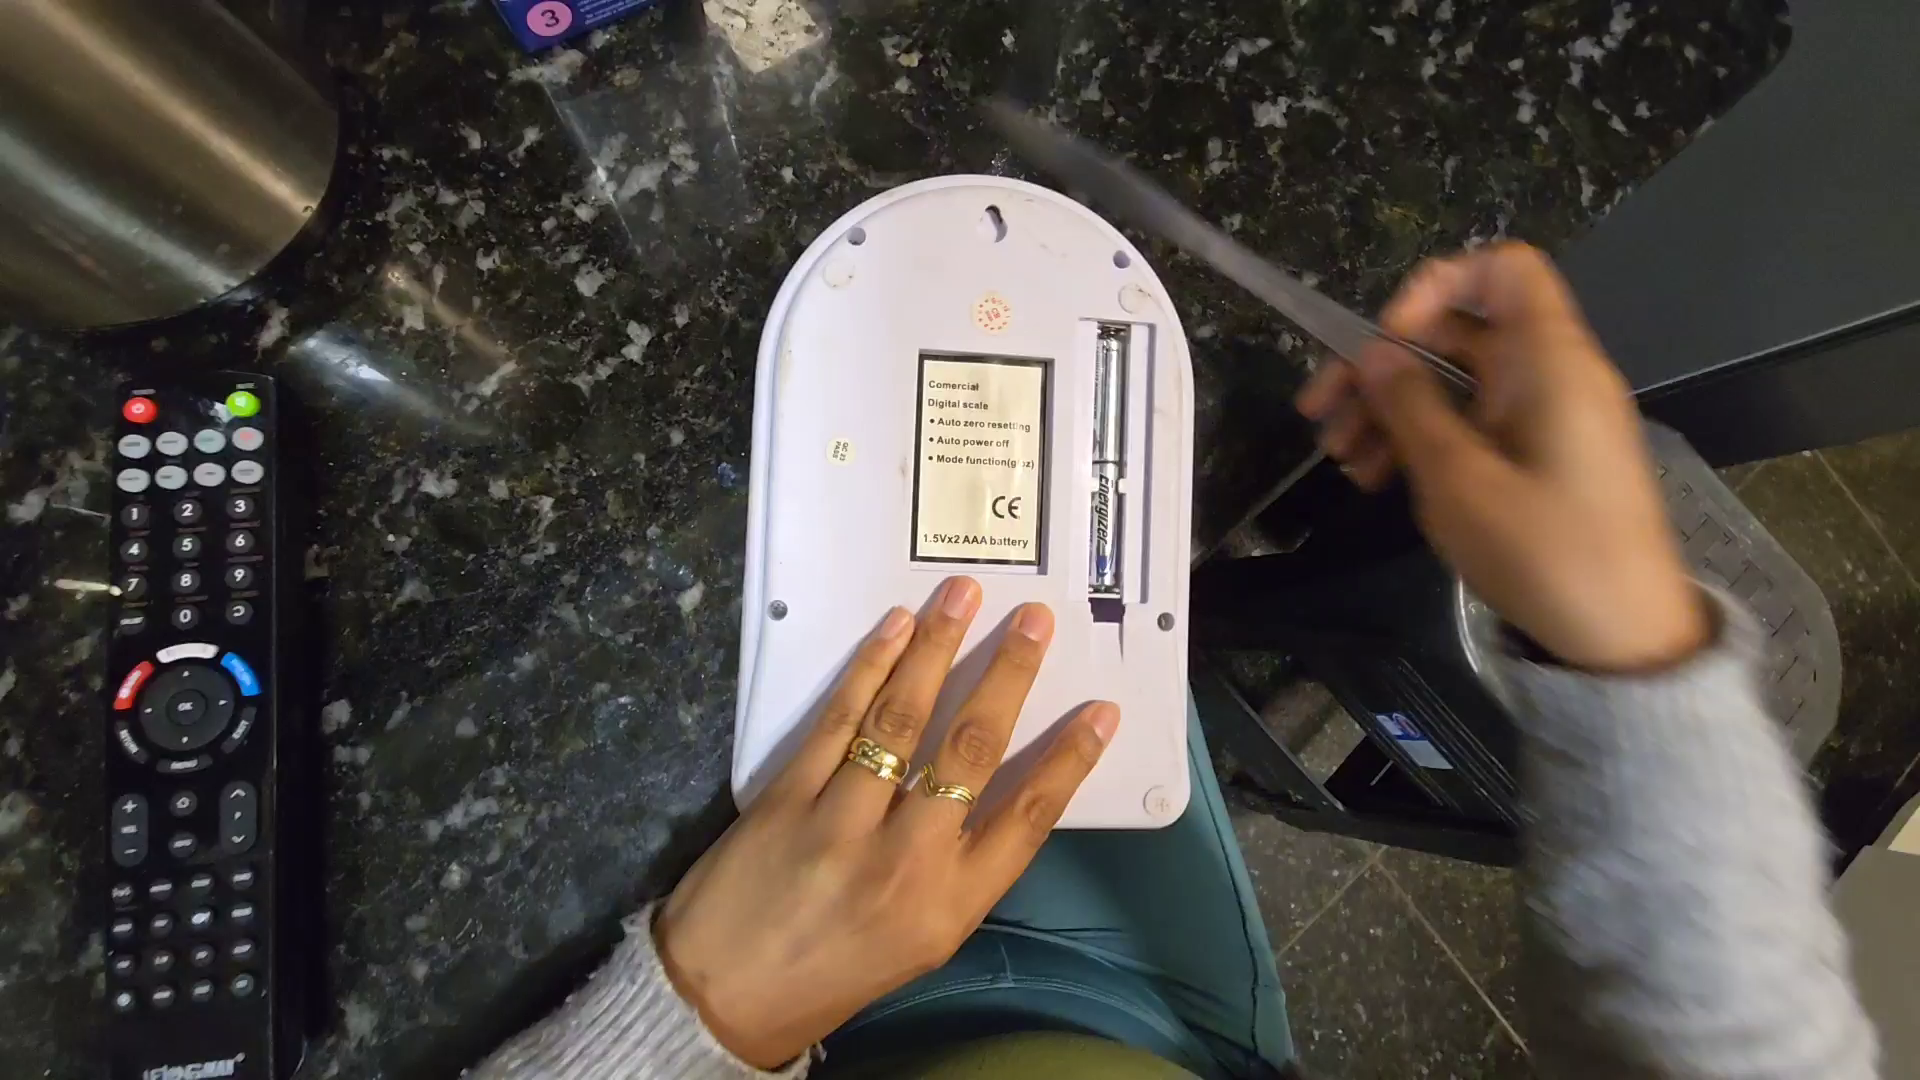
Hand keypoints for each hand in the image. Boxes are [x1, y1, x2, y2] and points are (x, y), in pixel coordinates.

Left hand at [652, 577, 1119, 1068]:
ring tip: (962, 596)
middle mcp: (907, 860)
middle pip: (972, 750)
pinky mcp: (788, 795)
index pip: (1029, 818)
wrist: (726, 997)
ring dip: (938, 648)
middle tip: (1034, 619)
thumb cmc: (839, 967)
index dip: (1069, 760)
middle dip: (1009, 675)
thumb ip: (962, 864)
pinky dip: (871, 667)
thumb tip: (996, 780)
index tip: (1101, 709)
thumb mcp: (923, 936)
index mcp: (952, 904)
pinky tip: (896, 627)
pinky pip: (840, 718)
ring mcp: (843, 822)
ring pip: (903, 718)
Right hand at [1296, 242, 1708, 672]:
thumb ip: (1410, 406)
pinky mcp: (1523, 452)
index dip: (1433, 288)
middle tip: (1318, 411)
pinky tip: (1372, 476)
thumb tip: (1371, 352)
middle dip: (1378, 367)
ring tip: (1340, 459)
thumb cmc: (1540, 547)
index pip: (1500, 270)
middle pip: (1450, 335)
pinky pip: (1459, 422)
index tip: (1383, 343)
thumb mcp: (1457, 476)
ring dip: (1383, 411)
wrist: (1615, 630)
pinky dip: (1411, 439)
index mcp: (1545, 362)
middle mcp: (1541, 375)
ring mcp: (1532, 416)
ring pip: (1444, 383)